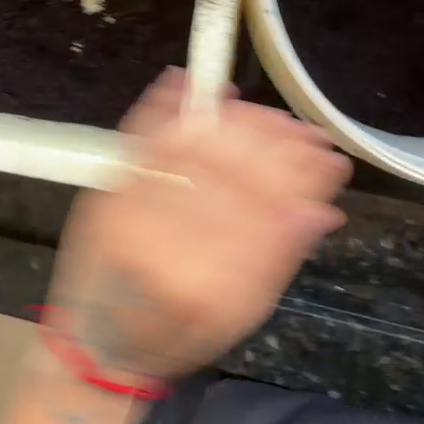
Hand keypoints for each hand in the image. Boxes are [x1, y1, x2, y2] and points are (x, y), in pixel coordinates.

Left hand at [47, 69, 351, 384]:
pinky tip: (189, 83)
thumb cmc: (176, 333)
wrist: (97, 341)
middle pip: (231, 170)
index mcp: (206, 280)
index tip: (326, 158)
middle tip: (305, 132)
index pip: (264, 209)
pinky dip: (166, 107)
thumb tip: (321, 212)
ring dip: (238, 123)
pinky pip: (143, 139)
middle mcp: (167, 241)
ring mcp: (134, 211)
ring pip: (195, 148)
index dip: (300, 175)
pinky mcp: (111, 192)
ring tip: (270, 117)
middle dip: (277, 142)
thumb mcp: (238, 312)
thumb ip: (278, 260)